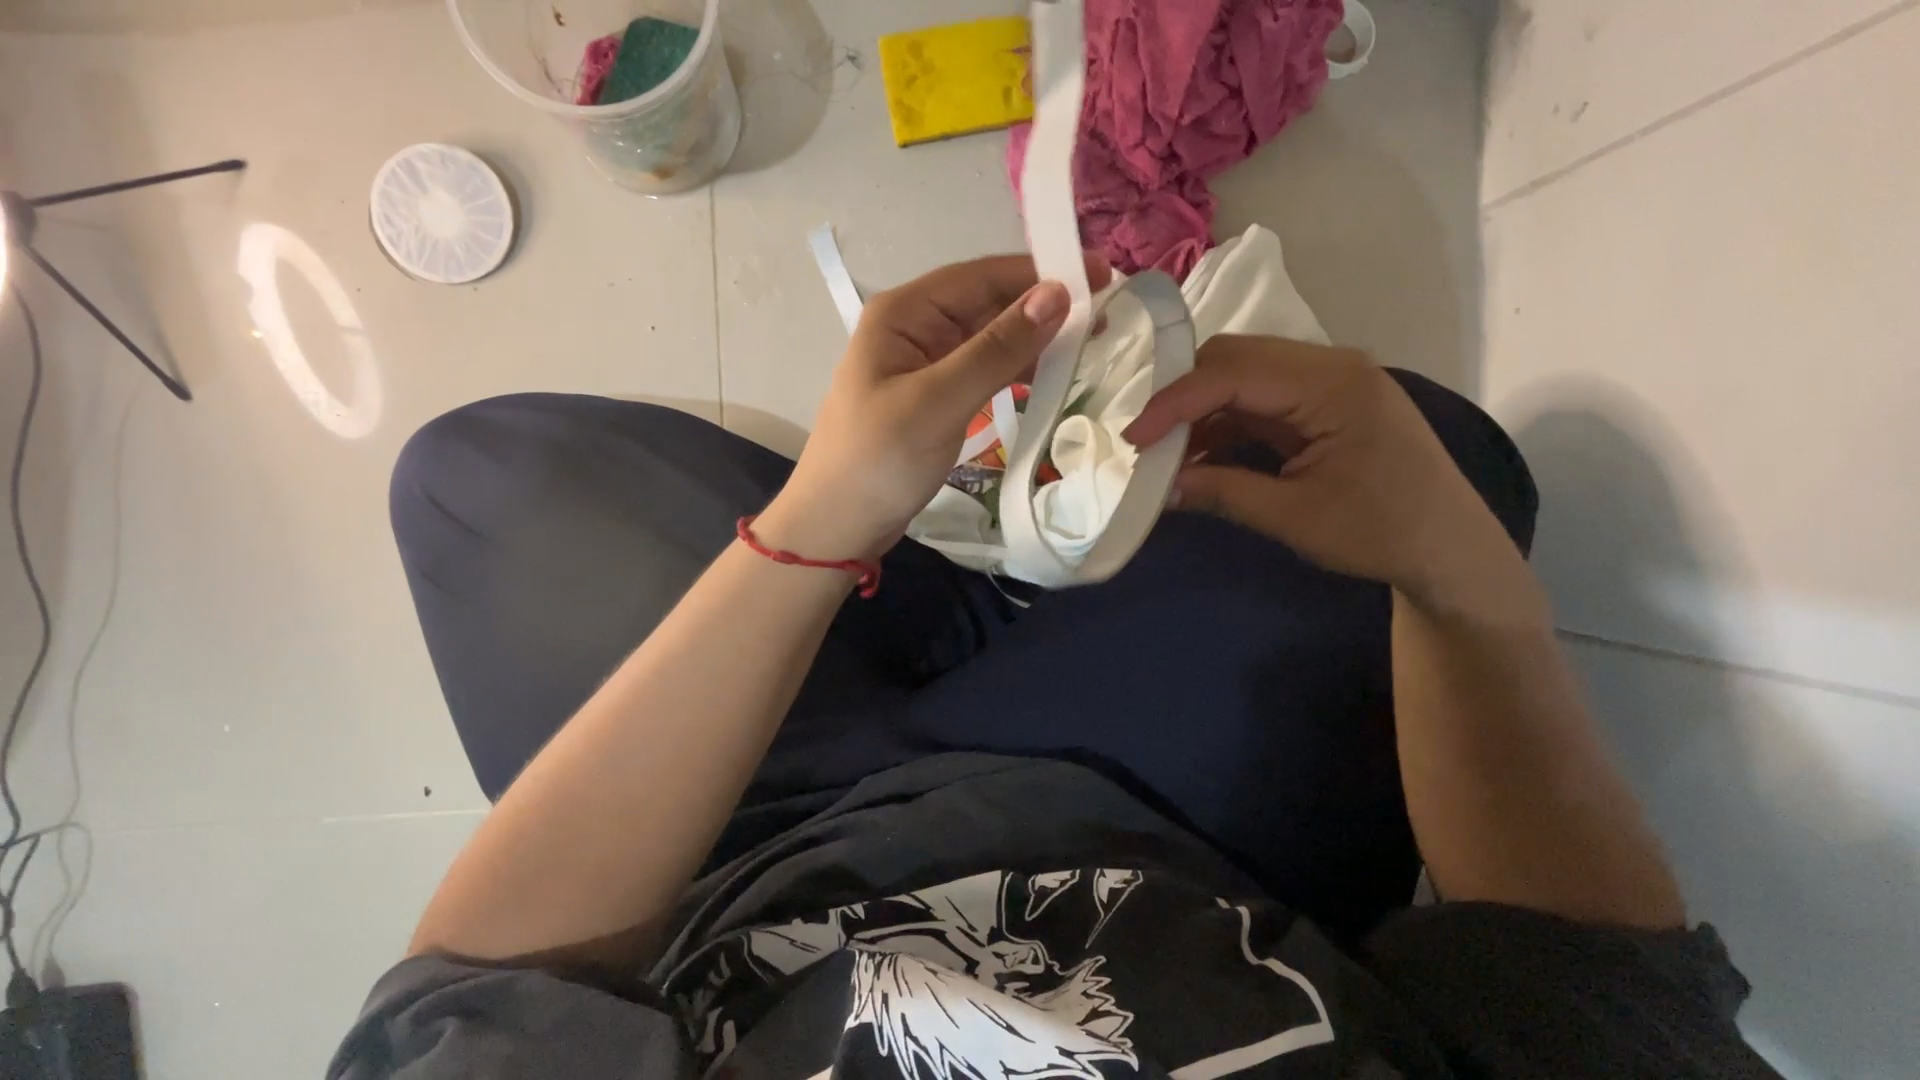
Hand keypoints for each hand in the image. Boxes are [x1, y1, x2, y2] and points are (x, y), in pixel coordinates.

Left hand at [759, 253, 1111, 559]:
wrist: (837, 525)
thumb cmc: (879, 459)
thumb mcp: (941, 401)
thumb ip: (998, 348)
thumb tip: (1057, 293)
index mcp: (905, 313)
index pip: (982, 275)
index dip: (1041, 271)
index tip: (1102, 275)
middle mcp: (914, 327)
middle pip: (988, 301)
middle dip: (1043, 304)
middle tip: (1107, 314)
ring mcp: (924, 363)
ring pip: (989, 336)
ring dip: (1035, 337)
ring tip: (1090, 341)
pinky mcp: (934, 396)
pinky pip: (983, 369)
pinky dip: (1016, 368)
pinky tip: (1050, 372)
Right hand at [1122, 335, 1515, 605]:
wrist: (1450, 549)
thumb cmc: (1381, 533)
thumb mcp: (1293, 517)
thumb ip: (1223, 492)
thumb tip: (1160, 488)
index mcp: (1332, 384)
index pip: (1232, 372)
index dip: (1174, 403)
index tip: (1133, 440)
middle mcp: (1330, 366)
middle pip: (1234, 358)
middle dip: (1184, 398)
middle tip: (1148, 443)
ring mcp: (1329, 381)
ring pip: (1243, 375)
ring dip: (1202, 412)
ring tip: (1169, 457)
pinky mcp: (1324, 402)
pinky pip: (1260, 398)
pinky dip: (1226, 424)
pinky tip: (1202, 458)